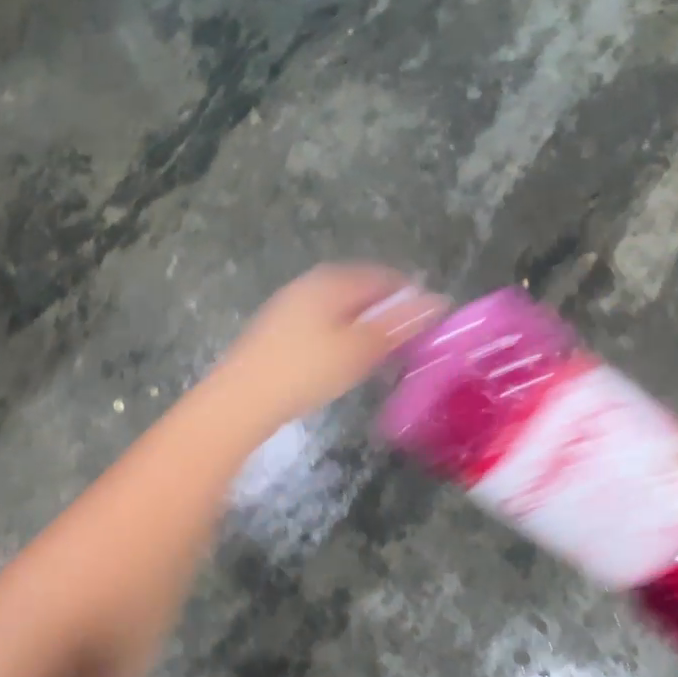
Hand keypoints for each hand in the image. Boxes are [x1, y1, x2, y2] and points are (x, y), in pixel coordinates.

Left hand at [218, 264, 445, 424]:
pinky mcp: (274, 332)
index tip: (428, 324)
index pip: (383, 276)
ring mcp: (287, 307)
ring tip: (377, 356)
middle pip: (358, 290)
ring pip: (337, 310)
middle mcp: (307, 285)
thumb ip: (399, 323)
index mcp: (331, 280)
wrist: (241, 400)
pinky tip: (340, 364)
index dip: (409, 296)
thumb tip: (436, 301)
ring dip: (361, 327)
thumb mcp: (360, 348)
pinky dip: (338, 338)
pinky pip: (318, 326)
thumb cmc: (306, 370)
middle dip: (384, 313)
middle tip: (406, 343)